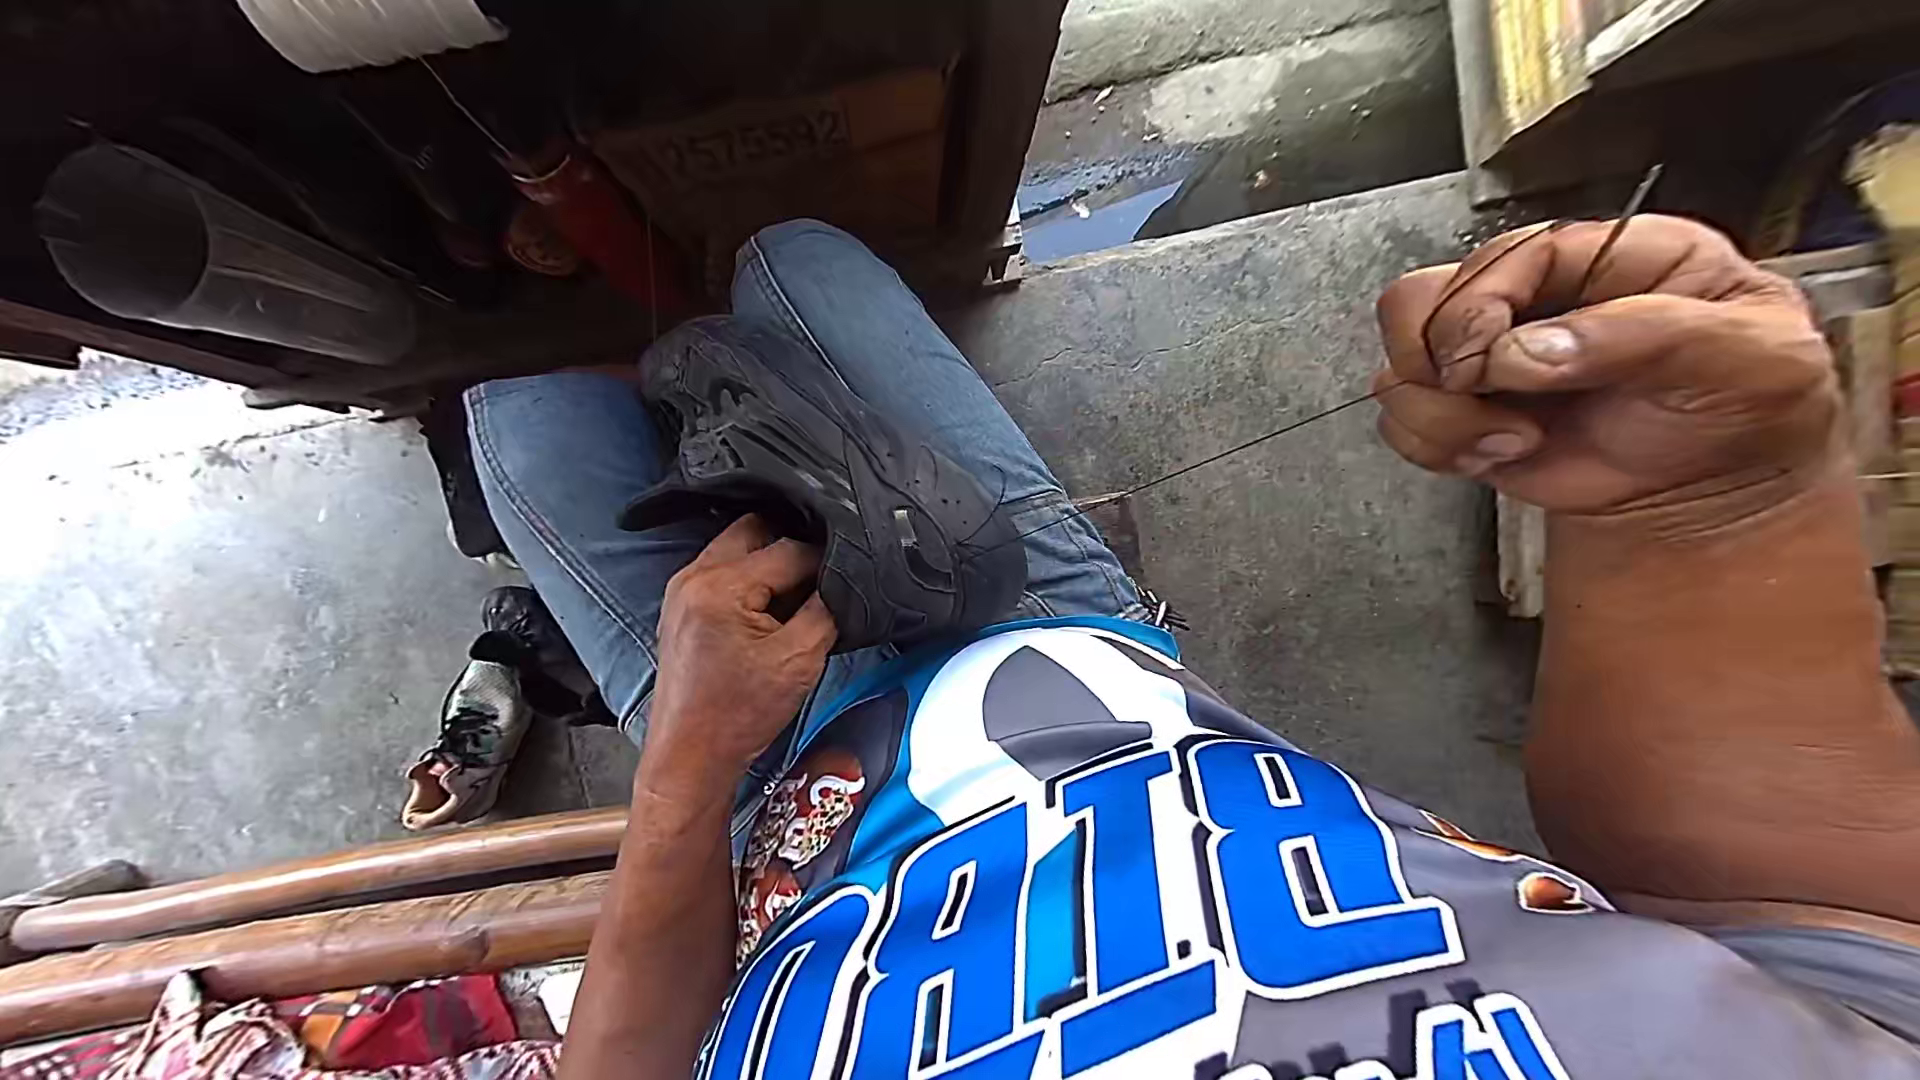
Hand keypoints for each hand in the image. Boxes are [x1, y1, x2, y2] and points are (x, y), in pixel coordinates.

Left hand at [644, 515, 836, 782]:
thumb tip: (841, 580)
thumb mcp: (801, 658)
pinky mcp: (684, 605)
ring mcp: (684, 589)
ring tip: (798, 595)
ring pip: (741, 546)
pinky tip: (773, 607)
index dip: (826, 562)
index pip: (791, 549)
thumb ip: (827, 608)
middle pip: (759, 530)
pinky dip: (753, 577)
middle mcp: (694, 576)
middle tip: (820, 579)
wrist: (691, 756)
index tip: (845, 582)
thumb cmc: (739, 715)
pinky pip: (725, 568)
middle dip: (795, 548)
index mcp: (721, 586)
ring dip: (772, 562)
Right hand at [1373, 215, 1842, 539]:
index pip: (1495, 258)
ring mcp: (1476, 361)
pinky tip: (1491, 454)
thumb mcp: (1747, 359)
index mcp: (1599, 261)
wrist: (1691, 493)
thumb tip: (1518, 353)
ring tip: (1512, 438)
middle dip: (1435, 360)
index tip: (1484, 360)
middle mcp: (1523, 303)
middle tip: (1480, 392)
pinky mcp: (1448, 410)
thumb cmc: (1732, 416)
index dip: (1472, 307)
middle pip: (1413, 303)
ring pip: (1396, 372)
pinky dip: (1433, 448)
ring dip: (1441, 418)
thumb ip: (1644, 338)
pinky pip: (1395, 423)